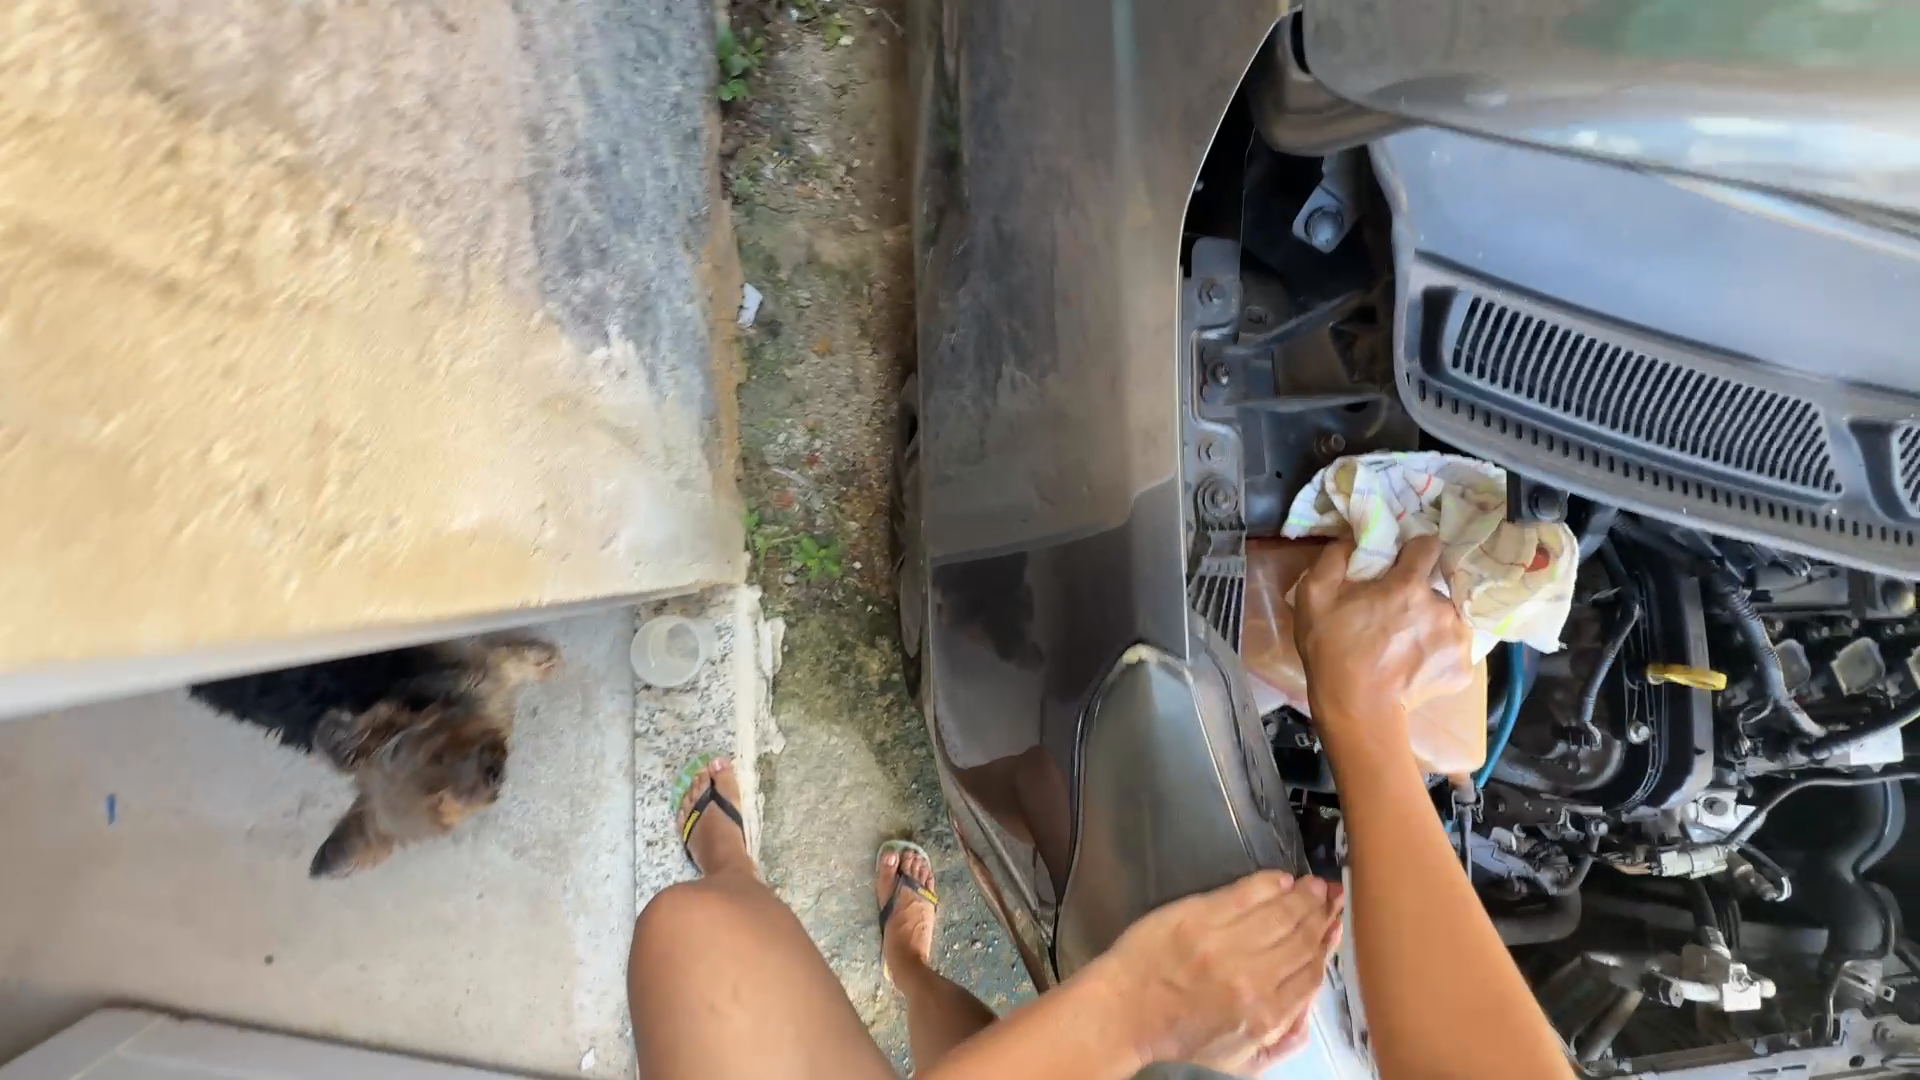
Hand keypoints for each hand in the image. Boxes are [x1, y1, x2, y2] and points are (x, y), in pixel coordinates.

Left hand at [1093, 870, 1344, 1074]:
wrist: (1127, 1010)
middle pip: (1299, 939)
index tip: (1336, 927)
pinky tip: (1281, 879)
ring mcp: (1222, 942)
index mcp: (1264, 1015)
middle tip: (1334, 897)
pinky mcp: (1196, 915)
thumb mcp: (1241, 1060)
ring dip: (1301, 897)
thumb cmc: (1180, 1035)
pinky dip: (1266, 884)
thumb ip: (1282, 1038)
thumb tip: (1309, 1010)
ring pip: (1277, 914)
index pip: (1311, 974)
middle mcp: (1250, 977)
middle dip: (1321, 916)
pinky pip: (1242, 894)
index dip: (1327, 946)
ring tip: (1315, 885)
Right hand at [1292, 535, 1473, 749]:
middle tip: (1392, 613)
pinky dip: (1436, 652)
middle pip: (1436, 587)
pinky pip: (1452, 649)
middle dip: (1417, 594)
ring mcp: (1458, 640)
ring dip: (1430, 622)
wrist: (1357, 707)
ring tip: (1404, 641)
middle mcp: (1442, 607)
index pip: (1428, 546)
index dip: (1412, 550)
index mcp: (1408, 585)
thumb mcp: (1313, 596)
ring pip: (1448, 617)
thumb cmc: (1331, 648)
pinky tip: (1414, 663)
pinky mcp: (1463, 668)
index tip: (1400, 562)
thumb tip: (1353, 540)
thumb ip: (1333, 558)